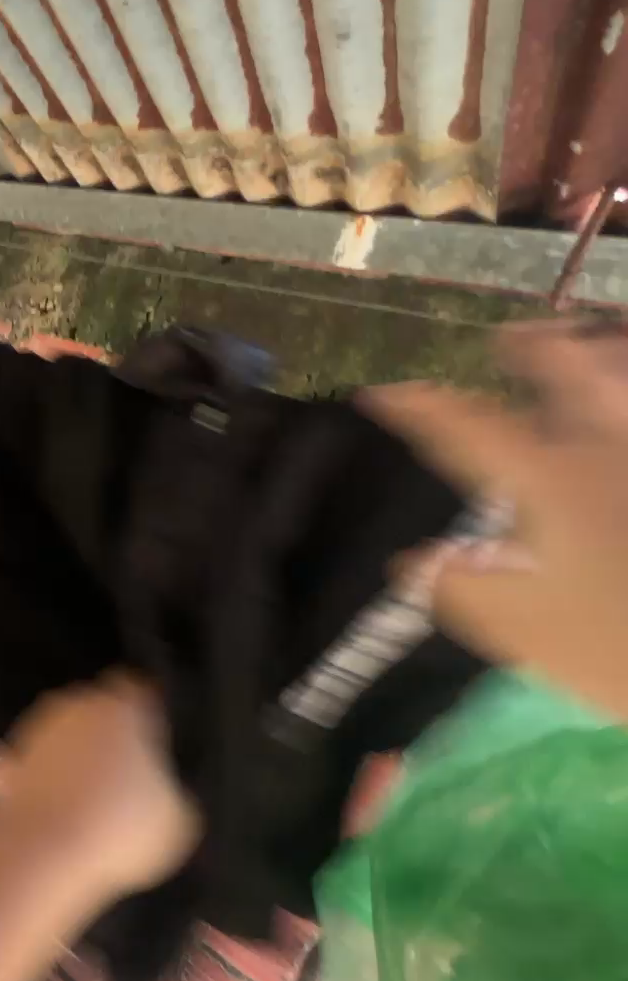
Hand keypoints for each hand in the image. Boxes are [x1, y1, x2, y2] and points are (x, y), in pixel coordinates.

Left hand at [0, 672, 198, 896]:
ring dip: (80, 746)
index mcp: (119, 707)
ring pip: (69, 726)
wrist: (43, 845)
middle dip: (114, 727)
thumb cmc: (120, 825)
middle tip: (132, 763)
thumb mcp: (180, 814)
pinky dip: (53, 767)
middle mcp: (74, 703)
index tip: (161, 730)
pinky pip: (44, 752)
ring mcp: (38, 723)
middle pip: (100, 704)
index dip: (150, 706)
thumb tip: (163, 778)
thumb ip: (173, 782)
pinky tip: (65, 795)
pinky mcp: (13, 748)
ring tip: (96, 786)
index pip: (139, 688)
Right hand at [363, 322, 627, 720]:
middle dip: (544, 357)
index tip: (378, 394)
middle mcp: (608, 465)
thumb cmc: (610, 644)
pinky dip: (619, 425)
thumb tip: (419, 558)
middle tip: (514, 336)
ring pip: (625, 407)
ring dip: (605, 372)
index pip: (469, 429)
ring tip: (588, 352)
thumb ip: (451, 581)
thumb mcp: (508, 621)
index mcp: (552, 484)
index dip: (420, 408)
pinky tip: (610, 426)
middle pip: (578, 390)